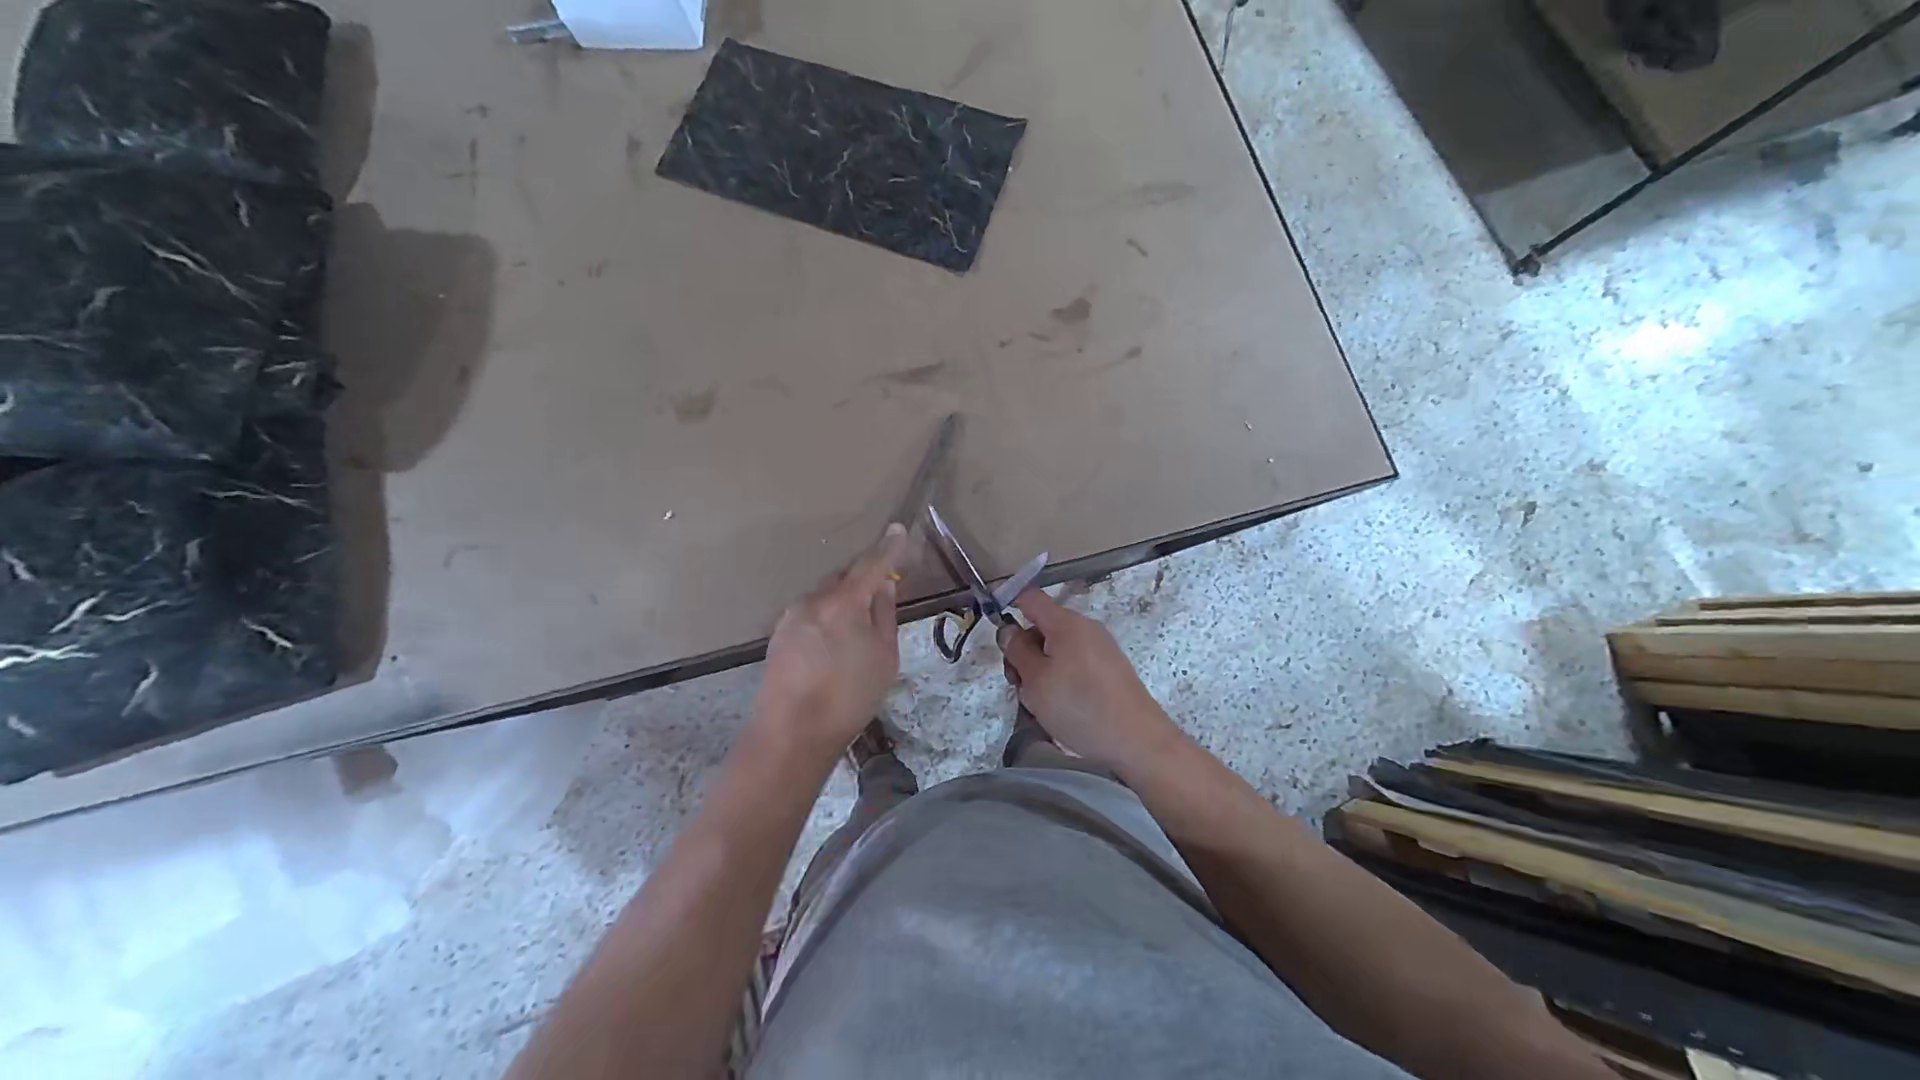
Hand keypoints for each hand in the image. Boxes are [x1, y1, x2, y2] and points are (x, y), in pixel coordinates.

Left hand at [755, 523, 909, 754]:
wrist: (791, 734)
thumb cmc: (848, 697)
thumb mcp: (883, 658)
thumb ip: (884, 616)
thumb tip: (884, 586)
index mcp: (843, 603)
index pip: (871, 564)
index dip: (888, 548)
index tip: (898, 530)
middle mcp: (813, 600)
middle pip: (843, 579)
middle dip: (863, 581)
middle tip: (881, 595)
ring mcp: (790, 617)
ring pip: (824, 597)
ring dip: (842, 603)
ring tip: (857, 633)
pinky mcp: (778, 635)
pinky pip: (810, 614)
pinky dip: (826, 618)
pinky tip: (832, 646)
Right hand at [997, 588, 1182, 770]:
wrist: (1138, 742)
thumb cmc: (1079, 706)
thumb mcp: (1036, 680)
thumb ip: (1017, 651)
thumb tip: (1009, 630)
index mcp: (1066, 623)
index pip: (1030, 597)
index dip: (1007, 602)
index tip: (993, 626)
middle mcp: (1086, 628)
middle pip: (1042, 628)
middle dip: (1023, 651)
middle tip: (1017, 684)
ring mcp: (1101, 649)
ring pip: (1056, 650)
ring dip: (1040, 671)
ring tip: (1040, 704)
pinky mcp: (1110, 670)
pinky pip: (1074, 665)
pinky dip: (1060, 680)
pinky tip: (1061, 709)